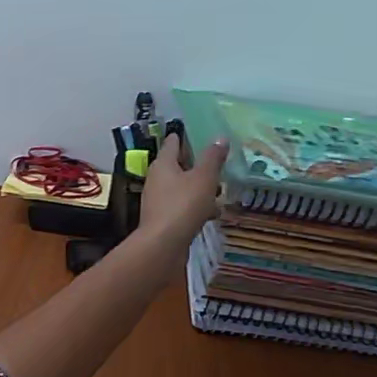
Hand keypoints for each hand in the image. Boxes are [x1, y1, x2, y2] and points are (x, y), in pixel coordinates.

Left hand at [138, 131, 227, 249]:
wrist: (163, 244)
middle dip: (195, 165)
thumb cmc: (183, 204)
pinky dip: (196, 207)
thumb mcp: (203, 177)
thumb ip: (212, 158)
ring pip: (182, 188)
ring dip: (199, 189)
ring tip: (219, 191)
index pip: (172, 143)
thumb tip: (219, 137)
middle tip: (215, 163)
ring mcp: (158, 200)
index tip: (195, 132)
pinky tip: (212, 214)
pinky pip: (182, 207)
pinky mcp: (163, 219)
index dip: (183, 137)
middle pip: (177, 167)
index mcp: (163, 164)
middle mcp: (156, 180)